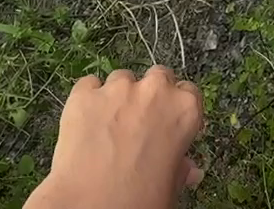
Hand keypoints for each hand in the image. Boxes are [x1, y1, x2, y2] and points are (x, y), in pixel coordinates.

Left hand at [25, 66, 204, 208]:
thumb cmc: (138, 203)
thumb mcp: (170, 188)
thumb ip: (179, 168)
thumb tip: (187, 169)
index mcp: (184, 110)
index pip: (189, 93)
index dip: (176, 110)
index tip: (168, 124)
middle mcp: (155, 89)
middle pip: (158, 77)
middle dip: (149, 96)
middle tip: (138, 126)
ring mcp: (118, 88)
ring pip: (122, 79)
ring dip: (118, 97)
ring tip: (107, 129)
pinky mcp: (85, 94)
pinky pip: (88, 85)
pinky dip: (87, 100)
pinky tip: (85, 125)